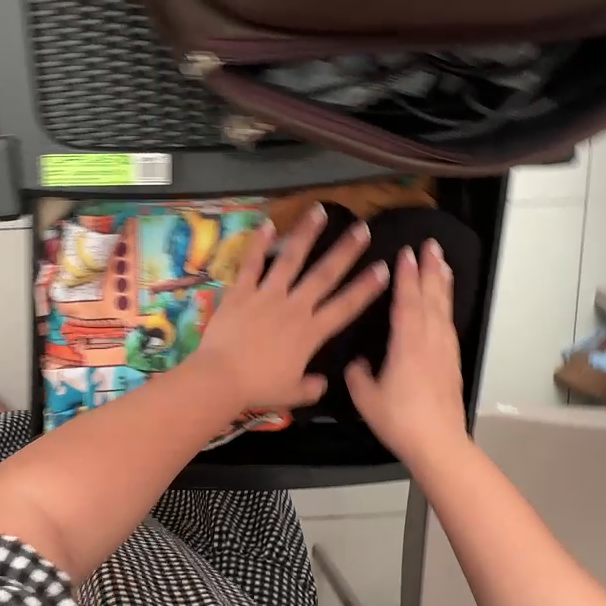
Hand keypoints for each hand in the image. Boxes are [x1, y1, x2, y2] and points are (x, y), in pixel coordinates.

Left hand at [193, 205, 389, 410]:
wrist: (221, 378)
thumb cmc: (258, 388)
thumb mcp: (292, 394)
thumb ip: (310, 387)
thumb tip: (322, 383)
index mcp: (310, 333)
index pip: (346, 307)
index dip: (366, 288)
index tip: (384, 268)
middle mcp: (294, 307)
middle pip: (324, 274)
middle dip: (346, 250)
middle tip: (362, 228)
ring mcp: (267, 296)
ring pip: (291, 259)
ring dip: (306, 234)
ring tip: (320, 211)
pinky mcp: (241, 292)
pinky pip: (252, 264)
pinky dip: (258, 243)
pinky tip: (268, 223)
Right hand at [345, 240, 469, 463]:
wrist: (438, 443)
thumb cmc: (398, 419)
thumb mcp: (365, 396)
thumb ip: (357, 373)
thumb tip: (357, 362)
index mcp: (407, 344)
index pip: (407, 301)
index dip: (406, 276)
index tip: (406, 252)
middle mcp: (430, 341)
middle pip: (431, 298)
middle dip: (430, 270)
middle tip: (431, 245)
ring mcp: (444, 350)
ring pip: (443, 309)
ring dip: (442, 284)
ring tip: (441, 263)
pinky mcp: (451, 362)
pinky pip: (448, 324)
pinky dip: (445, 306)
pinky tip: (443, 304)